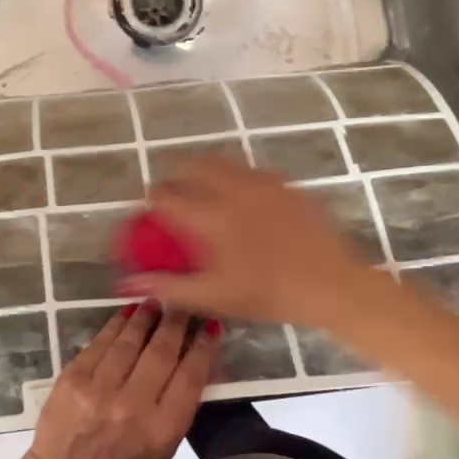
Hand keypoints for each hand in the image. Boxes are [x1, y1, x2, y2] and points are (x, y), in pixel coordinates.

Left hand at [19, 304, 218, 458]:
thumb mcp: (162, 452)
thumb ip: (178, 408)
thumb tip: (195, 363)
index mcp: (161, 430)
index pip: (190, 377)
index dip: (203, 347)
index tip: (210, 326)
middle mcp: (132, 406)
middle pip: (161, 351)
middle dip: (176, 323)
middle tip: (183, 305)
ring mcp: (99, 389)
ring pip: (130, 341)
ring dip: (146, 317)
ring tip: (156, 304)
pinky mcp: (72, 378)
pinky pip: (100, 343)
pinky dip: (116, 326)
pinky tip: (127, 314)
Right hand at [120, 157, 386, 326]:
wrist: (332, 285)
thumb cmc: (268, 294)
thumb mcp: (213, 297)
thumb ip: (167, 286)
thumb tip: (126, 284)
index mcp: (209, 216)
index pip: (165, 194)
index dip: (151, 199)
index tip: (150, 210)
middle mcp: (232, 189)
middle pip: (192, 165)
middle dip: (177, 175)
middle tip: (176, 194)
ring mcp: (263, 182)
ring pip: (223, 161)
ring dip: (206, 170)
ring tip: (206, 189)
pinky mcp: (287, 184)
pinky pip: (253, 170)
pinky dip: (238, 177)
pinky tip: (244, 197)